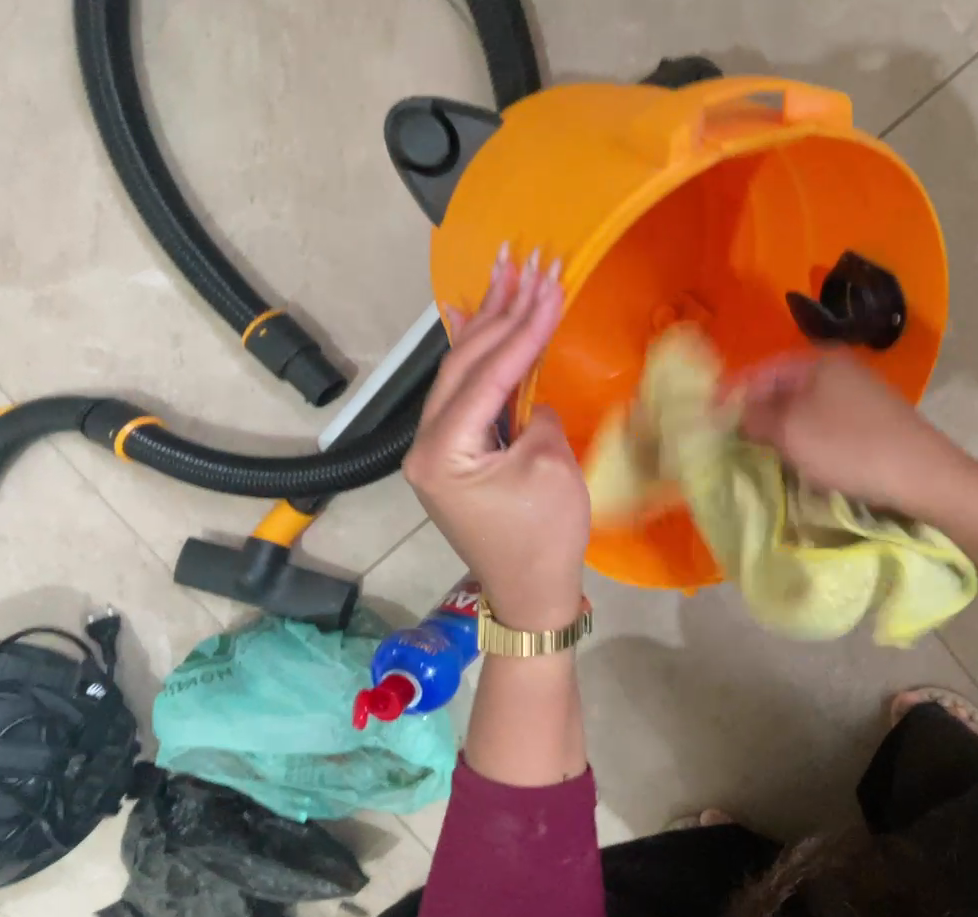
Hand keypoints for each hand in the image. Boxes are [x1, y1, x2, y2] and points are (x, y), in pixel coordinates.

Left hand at [404, 249, 588, 630]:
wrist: (529, 594)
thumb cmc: (544, 539)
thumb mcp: (550, 469)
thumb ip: (534, 417)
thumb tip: (526, 397)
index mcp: (444, 451)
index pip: (487, 375)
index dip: (523, 329)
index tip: (551, 284)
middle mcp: (426, 444)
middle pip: (464, 364)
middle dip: (501, 312)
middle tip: (529, 261)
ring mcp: (435, 450)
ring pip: (460, 374)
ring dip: (487, 325)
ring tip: (507, 274)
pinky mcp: (452, 456)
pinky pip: (460, 396)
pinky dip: (472, 356)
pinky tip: (467, 315)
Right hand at [737, 356, 963, 517]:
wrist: (924, 478)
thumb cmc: (850, 449)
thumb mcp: (791, 432)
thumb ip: (753, 418)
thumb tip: (730, 413)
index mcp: (817, 362)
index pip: (759, 370)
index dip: (730, 393)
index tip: (706, 420)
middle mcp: (839, 371)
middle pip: (781, 389)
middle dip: (754, 414)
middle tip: (730, 442)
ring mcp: (859, 397)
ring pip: (803, 410)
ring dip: (779, 432)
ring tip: (760, 457)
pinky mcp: (873, 423)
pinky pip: (824, 426)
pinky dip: (805, 441)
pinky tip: (800, 463)